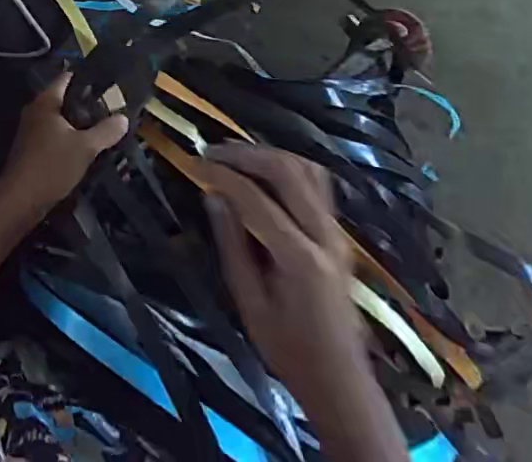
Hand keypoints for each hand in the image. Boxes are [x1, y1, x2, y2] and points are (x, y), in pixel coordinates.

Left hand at [0, 74, 128, 216]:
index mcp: (45, 102)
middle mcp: (35, 110)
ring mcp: (31, 130)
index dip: (86, 78)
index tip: (108, 83)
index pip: (66, 78)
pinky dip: (70, 138)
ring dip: (79, 124)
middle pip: (64, 99)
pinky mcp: (32, 147)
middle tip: (112, 109)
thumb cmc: (52, 165)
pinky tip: (86, 148)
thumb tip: (123, 118)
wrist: (21, 198)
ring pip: (60, 119)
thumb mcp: (85, 147)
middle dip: (87, 104)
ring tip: (104, 128)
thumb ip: (106, 131)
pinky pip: (55, 135)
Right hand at [203, 145, 406, 460]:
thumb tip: (213, 195)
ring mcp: (336, 233)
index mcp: (300, 257)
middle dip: (245, 154)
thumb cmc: (286, 347)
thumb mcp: (247, 299)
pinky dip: (287, 167)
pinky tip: (262, 172)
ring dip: (268, 155)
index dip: (220, 174)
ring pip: (307, 170)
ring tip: (233, 156)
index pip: (255, 197)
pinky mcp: (338, 234)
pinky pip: (316, 184)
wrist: (339, 379)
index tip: (192, 163)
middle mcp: (325, 236)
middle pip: (288, 171)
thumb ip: (231, 243)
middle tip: (210, 152)